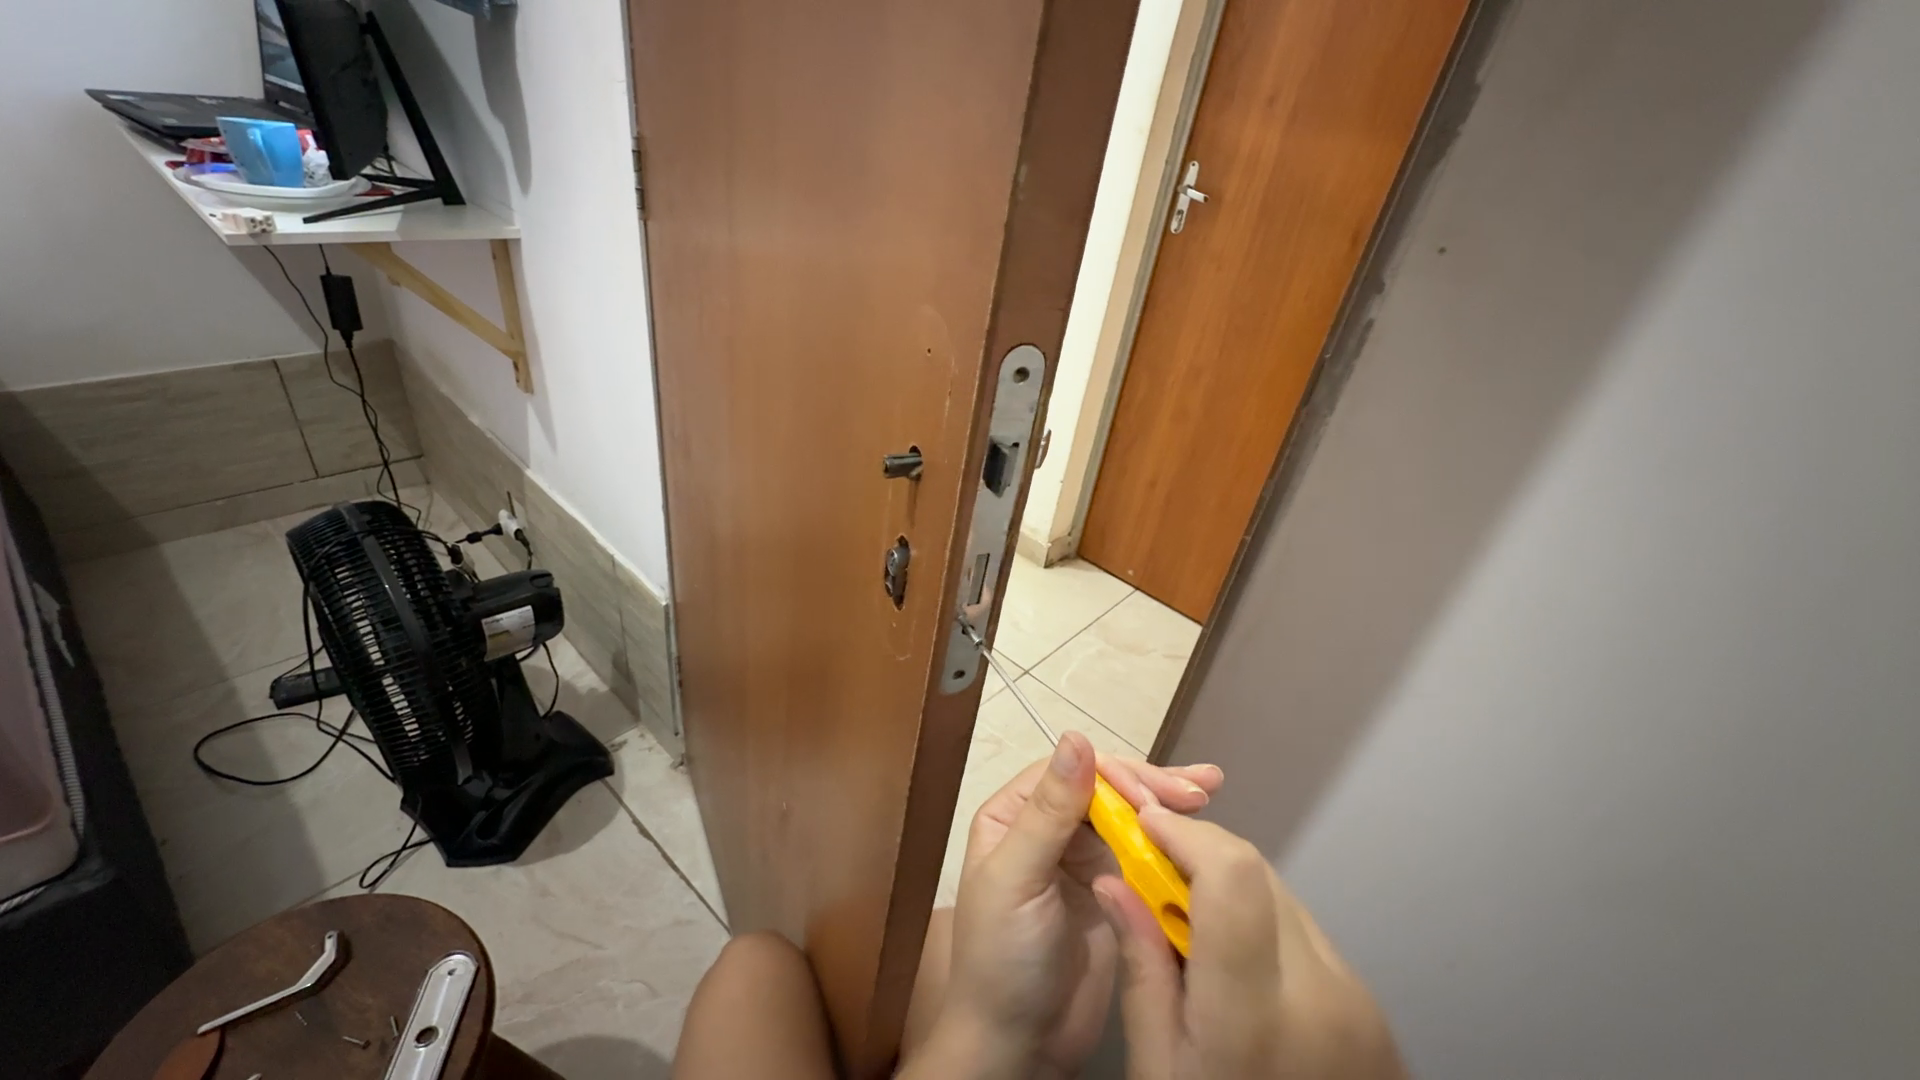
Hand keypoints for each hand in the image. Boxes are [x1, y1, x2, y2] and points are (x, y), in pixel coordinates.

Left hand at [903, 733, 1222, 1078]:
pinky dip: (1169, 839)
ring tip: (1212, 786)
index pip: (1071, 773)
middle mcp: (1046, 827)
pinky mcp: (1111, 890)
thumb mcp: (1018, 879)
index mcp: (1012, 815)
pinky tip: (1200, 827)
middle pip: (1104, 788)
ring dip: (1166, 801)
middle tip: (1202, 788)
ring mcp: (1081, 859)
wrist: (1018, 1043)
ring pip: (1127, 815)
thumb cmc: (1003, 958)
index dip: (1117, 774)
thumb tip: (1076, 737)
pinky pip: (1141, 852)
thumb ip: (1048, 812)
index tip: (1162, 792)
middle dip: (1151, 784)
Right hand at [1094, 808, 1405, 1079]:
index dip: (1185, 834)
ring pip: (1283, 895)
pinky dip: (1262, 918)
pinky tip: (1236, 956)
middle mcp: (1322, 994)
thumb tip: (1114, 882)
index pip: (1232, 878)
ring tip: (1189, 917)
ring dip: (1231, 882)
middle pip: (1257, 873)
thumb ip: (1142, 967)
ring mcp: (1358, 999)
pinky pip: (1307, 932)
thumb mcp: (1158, 1067)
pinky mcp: (1373, 1008)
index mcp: (1257, 1016)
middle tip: (1152, 865)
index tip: (1144, 825)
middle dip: (1198, 851)